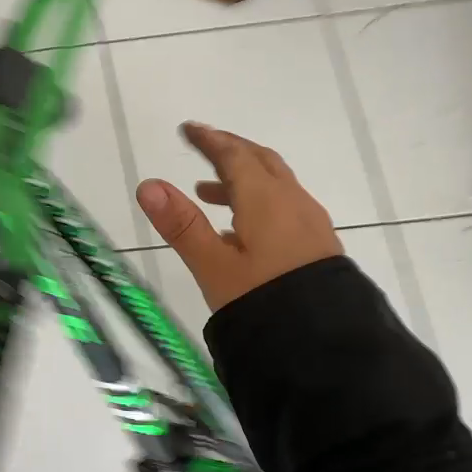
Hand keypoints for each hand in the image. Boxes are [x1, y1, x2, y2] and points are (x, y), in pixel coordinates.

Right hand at [136, 122, 343, 311]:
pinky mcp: (315, 244)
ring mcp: (309, 223)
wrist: (322, 342)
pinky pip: (283, 205)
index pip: (234, 157)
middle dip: (230, 150)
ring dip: (242, 178)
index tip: (188, 129)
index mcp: (265, 201)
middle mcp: (292, 203)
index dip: (210, 141)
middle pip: (261, 162)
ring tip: (207, 191)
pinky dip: (258, 199)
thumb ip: (181, 224)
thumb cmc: (262, 299)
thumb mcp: (212, 265)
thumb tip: (148, 185)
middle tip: (203, 146)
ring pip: (275, 184)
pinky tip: (240, 227)